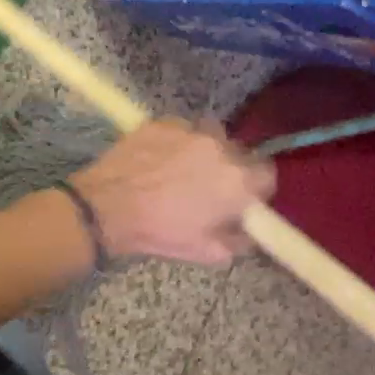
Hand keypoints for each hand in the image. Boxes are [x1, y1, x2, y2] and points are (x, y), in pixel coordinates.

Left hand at [69, 118, 274, 264]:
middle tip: (209, 182)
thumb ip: (240, 239)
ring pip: (210, 134)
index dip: (255, 185)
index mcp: (238, 180)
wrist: (108, 207)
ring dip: (204, 148)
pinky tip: (160, 155)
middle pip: (238, 151)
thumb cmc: (161, 232)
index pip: (266, 173)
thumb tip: (246, 229)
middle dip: (229, 165)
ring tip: (184, 165)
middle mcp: (219, 148)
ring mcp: (188, 131)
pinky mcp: (160, 122)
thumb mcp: (211, 252)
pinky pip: (180, 127)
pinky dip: (176, 139)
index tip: (241, 195)